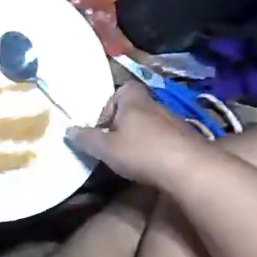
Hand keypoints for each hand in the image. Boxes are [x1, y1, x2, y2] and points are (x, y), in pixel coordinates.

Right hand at [65, 82, 210, 188]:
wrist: (187, 167)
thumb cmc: (140, 151)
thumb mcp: (105, 148)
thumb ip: (86, 139)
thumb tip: (69, 130)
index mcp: (134, 100)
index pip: (122, 90)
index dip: (110, 106)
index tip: (103, 127)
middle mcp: (155, 105)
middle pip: (135, 108)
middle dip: (123, 125)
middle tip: (113, 145)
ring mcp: (174, 121)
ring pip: (150, 124)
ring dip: (139, 137)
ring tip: (131, 159)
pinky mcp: (186, 139)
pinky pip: (164, 138)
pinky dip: (155, 148)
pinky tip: (151, 165)